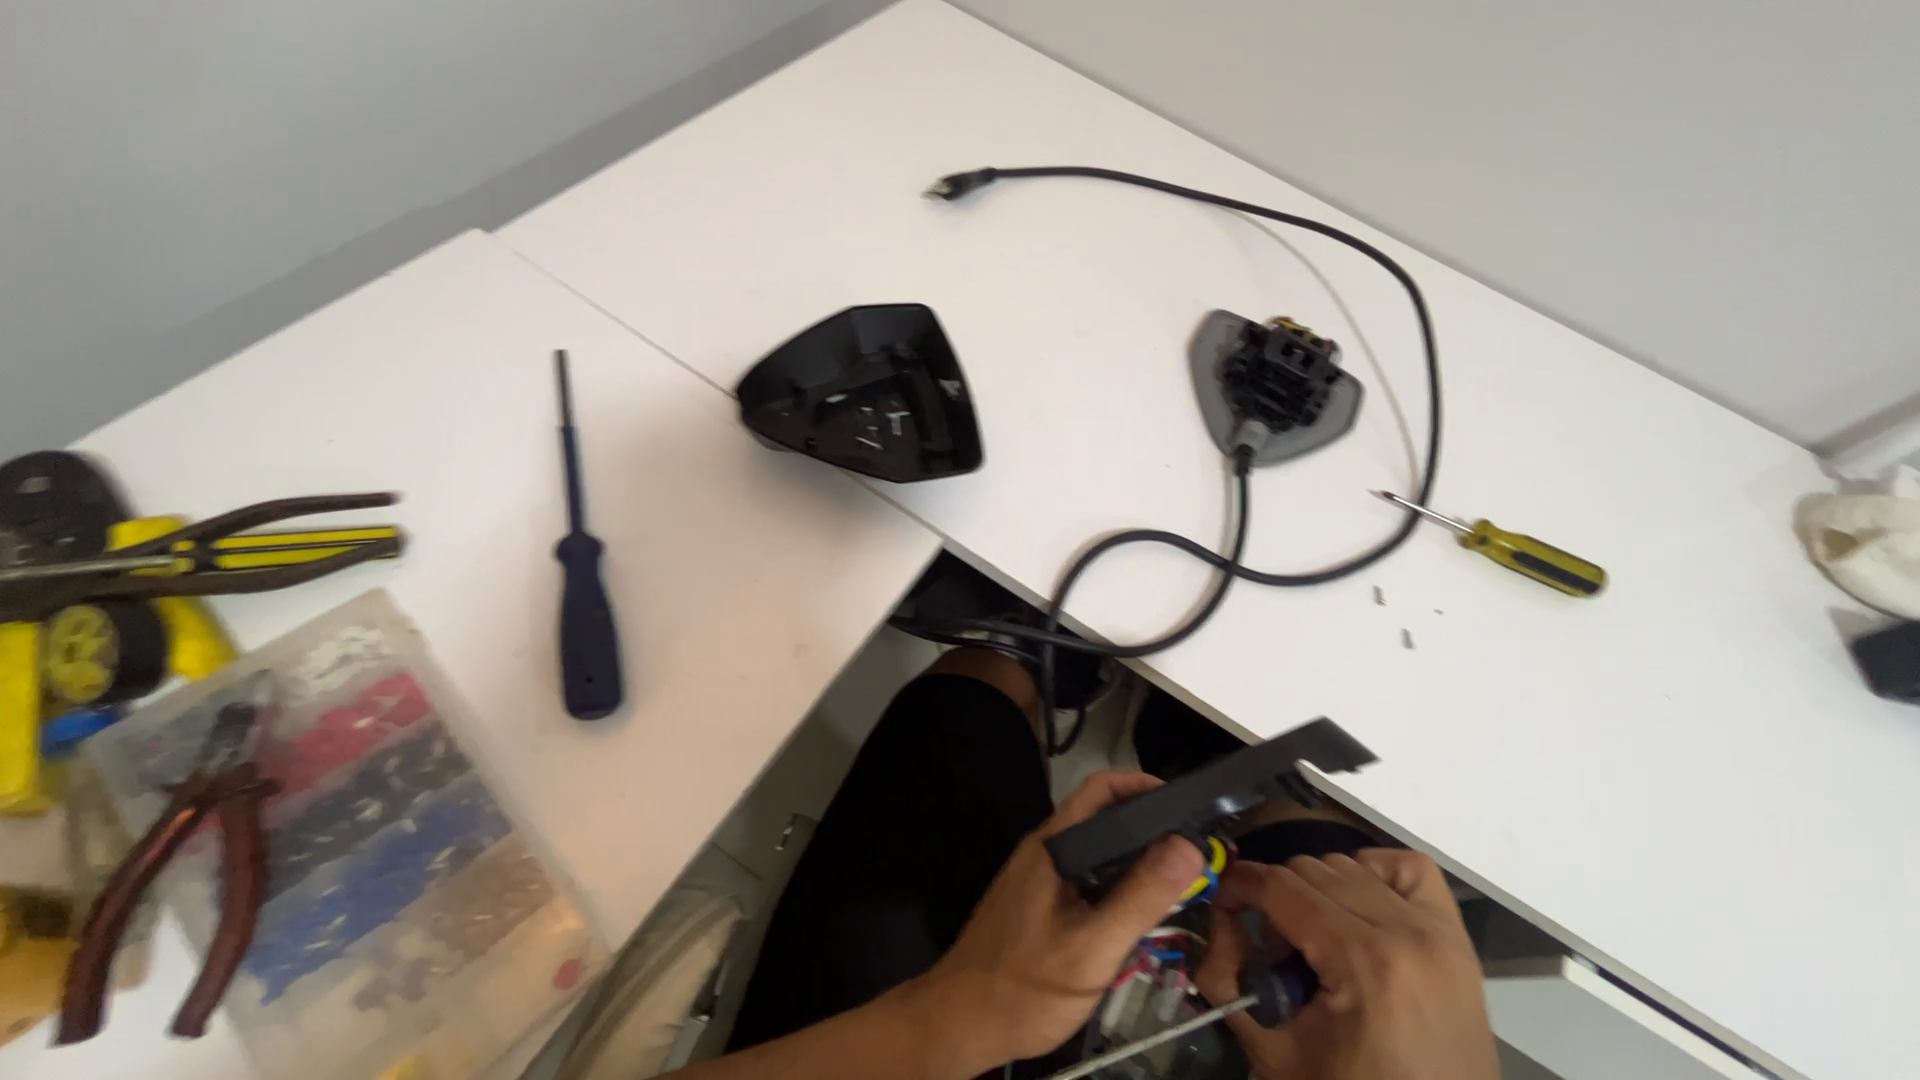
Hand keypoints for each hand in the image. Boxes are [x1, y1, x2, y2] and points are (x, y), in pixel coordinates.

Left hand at [907, 771, 1206, 1074]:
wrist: (962, 1025)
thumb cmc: (1026, 987)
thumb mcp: (1093, 947)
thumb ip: (1140, 897)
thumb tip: (1187, 846)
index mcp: (1053, 845)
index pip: (1101, 789)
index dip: (1144, 787)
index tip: (1187, 809)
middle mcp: (1044, 850)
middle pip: (1101, 816)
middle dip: (1148, 825)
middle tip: (1194, 851)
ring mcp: (1039, 876)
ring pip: (1095, 849)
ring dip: (1135, 856)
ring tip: (1179, 879)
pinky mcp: (1039, 901)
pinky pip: (1085, 876)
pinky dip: (1117, 881)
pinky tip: (1139, 909)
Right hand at [1194, 851, 1496, 1079]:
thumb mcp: (1272, 1053)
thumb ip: (1223, 981)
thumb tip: (1219, 925)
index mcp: (1362, 960)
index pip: (1278, 885)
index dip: (1238, 886)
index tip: (1222, 907)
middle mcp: (1404, 931)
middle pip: (1309, 869)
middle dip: (1276, 898)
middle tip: (1274, 950)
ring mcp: (1437, 931)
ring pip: (1349, 864)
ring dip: (1319, 890)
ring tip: (1317, 940)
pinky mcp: (1457, 936)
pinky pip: (1407, 867)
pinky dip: (1374, 873)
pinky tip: (1359, 909)